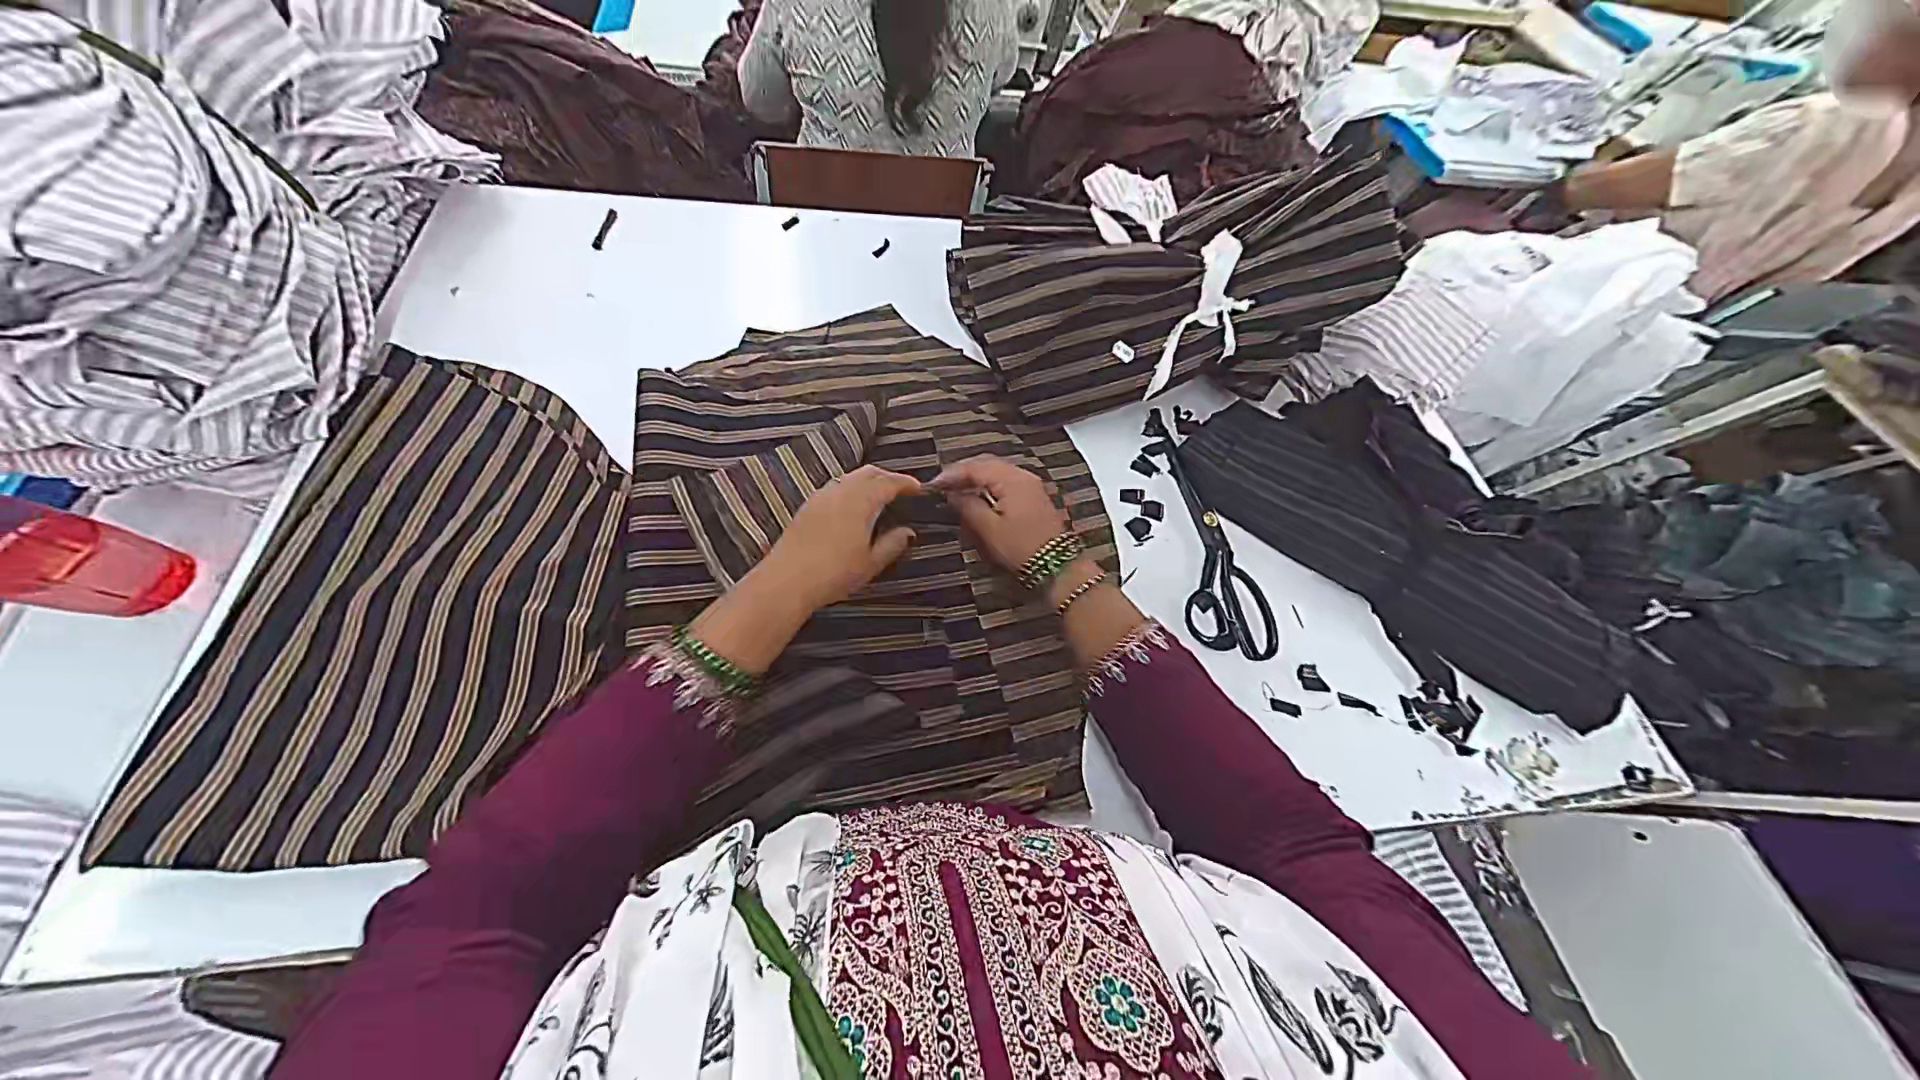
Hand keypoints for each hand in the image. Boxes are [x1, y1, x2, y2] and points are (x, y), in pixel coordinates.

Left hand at [751, 464, 921, 613]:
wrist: (786, 581)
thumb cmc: (834, 573)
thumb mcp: (871, 563)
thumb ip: (893, 543)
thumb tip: (908, 532)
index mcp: (861, 500)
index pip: (889, 482)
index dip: (906, 484)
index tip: (919, 489)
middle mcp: (840, 490)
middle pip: (869, 473)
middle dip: (888, 477)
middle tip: (902, 490)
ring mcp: (820, 496)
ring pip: (850, 477)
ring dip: (868, 482)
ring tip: (879, 498)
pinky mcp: (807, 506)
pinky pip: (835, 487)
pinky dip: (851, 489)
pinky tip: (853, 507)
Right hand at [929, 455, 1068, 572]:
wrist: (1057, 567)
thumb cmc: (1020, 548)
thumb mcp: (988, 529)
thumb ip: (967, 506)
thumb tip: (952, 493)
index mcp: (1012, 479)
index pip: (975, 467)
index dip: (951, 474)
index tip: (932, 486)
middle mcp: (1023, 475)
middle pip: (987, 464)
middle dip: (963, 473)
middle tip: (942, 485)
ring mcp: (1031, 485)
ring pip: (997, 473)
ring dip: (976, 479)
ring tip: (955, 491)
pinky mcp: (1033, 497)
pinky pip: (1006, 482)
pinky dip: (988, 486)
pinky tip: (978, 497)